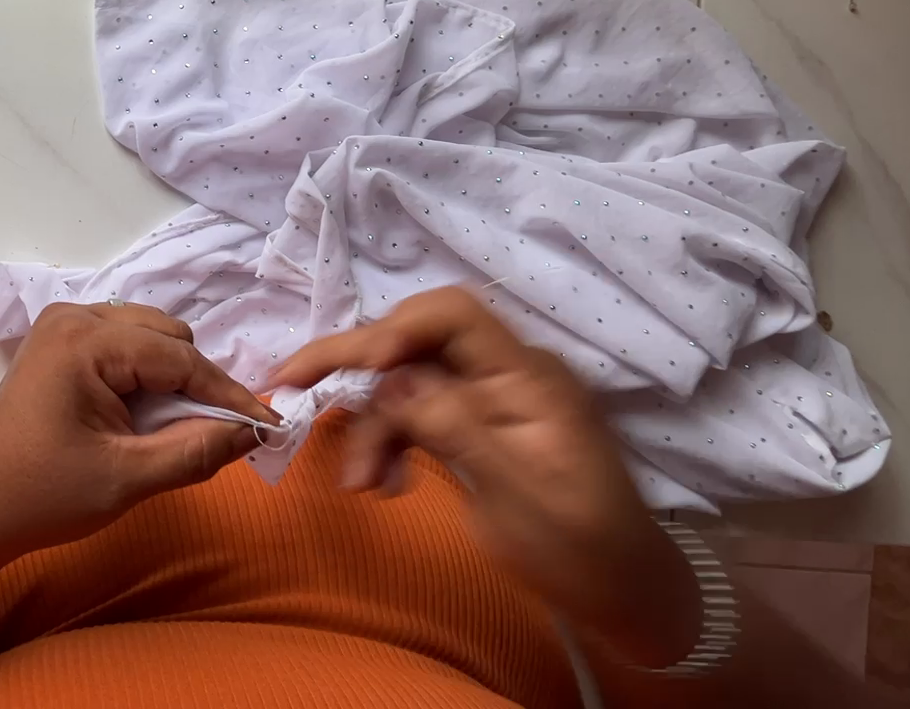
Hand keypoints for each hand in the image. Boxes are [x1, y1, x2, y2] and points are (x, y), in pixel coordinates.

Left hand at [0, 301, 277, 553]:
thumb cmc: (42, 495)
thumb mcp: (126, 479)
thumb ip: (195, 451)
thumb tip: (252, 432)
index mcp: (85, 341)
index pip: (179, 358)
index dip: (228, 394)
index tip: (268, 425)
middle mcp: (75, 316)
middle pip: (167, 336)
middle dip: (194, 385)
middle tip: (202, 436)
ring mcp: (65, 322)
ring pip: (150, 335)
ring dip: (170, 377)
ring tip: (162, 429)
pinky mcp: (61, 337)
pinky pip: (126, 341)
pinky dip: (145, 373)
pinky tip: (137, 413)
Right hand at [270, 287, 700, 665]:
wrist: (621, 594)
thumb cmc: (584, 551)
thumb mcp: (523, 499)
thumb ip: (457, 430)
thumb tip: (391, 381)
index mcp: (525, 378)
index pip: (455, 315)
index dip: (399, 327)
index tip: (361, 365)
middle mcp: (495, 372)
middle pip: (409, 340)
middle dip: (348, 361)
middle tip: (288, 382)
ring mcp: (477, 394)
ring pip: (397, 381)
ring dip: (366, 423)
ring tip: (356, 480)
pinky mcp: (462, 418)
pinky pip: (404, 411)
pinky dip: (382, 441)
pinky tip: (377, 480)